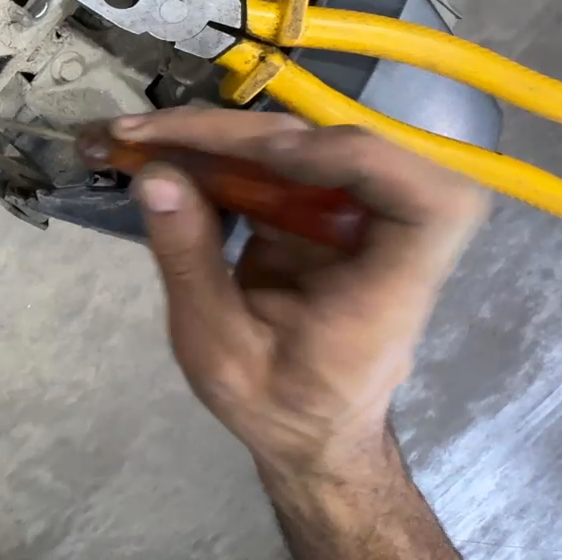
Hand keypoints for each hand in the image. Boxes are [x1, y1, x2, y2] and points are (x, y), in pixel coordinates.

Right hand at [114, 108, 487, 481]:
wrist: (305, 428)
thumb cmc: (276, 404)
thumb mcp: (217, 348)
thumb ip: (190, 263)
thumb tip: (154, 176)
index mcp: (383, 289)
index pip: (430, 205)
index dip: (364, 161)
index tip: (275, 158)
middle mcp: (374, 240)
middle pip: (331, 151)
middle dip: (233, 133)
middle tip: (142, 133)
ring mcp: (339, 221)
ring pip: (289, 145)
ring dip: (207, 134)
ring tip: (131, 137)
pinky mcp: (303, 214)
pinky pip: (258, 164)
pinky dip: (202, 152)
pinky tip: (152, 152)